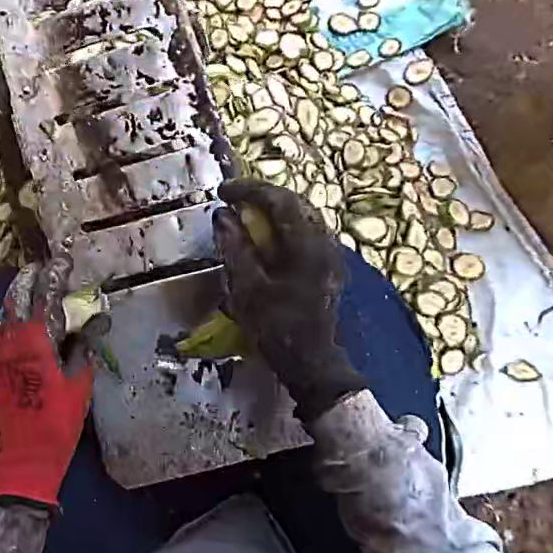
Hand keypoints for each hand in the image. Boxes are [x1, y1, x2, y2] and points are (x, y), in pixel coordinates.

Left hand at [0, 257, 109, 508]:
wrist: (25, 451)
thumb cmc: (59, 418)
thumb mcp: (79, 381)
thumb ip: (84, 346)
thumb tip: (97, 320)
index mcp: (37, 338)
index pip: (46, 295)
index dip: (56, 274)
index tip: (63, 258)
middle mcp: (13, 338)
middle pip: (17, 295)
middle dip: (30, 277)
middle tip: (43, 266)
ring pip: (5, 311)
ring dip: (17, 294)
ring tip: (31, 284)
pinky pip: (0, 330)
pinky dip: (10, 317)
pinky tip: (19, 318)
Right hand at [212, 179, 366, 420]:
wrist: (310, 361)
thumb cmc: (276, 326)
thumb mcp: (247, 288)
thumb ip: (235, 248)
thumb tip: (222, 216)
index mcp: (306, 247)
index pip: (280, 201)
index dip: (249, 190)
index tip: (222, 192)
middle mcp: (325, 244)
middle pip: (296, 203)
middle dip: (262, 195)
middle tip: (232, 197)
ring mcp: (331, 255)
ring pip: (303, 216)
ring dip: (273, 208)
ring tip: (245, 211)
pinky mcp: (328, 266)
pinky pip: (305, 231)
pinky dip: (283, 224)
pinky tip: (265, 234)